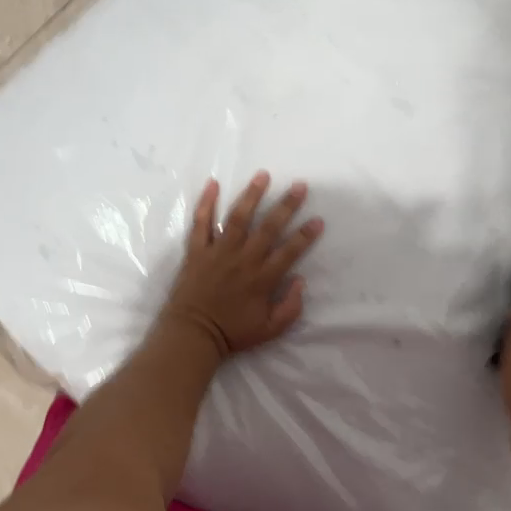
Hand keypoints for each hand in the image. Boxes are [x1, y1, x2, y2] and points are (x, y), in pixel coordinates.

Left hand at [160, 172, 324, 356]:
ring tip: (263, 175)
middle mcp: (243, 260)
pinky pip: (200, 223)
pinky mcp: (197, 251)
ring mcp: (218, 252)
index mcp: (262, 279)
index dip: (306, 235)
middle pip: (268, 227)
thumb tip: (300, 281)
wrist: (192, 334)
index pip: (290, 251)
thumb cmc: (232, 333)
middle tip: (300, 185)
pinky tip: (213, 184)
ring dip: (251, 195)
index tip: (318, 220)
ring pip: (237, 218)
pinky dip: (206, 203)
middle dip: (286, 205)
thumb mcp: (270, 330)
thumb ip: (291, 308)